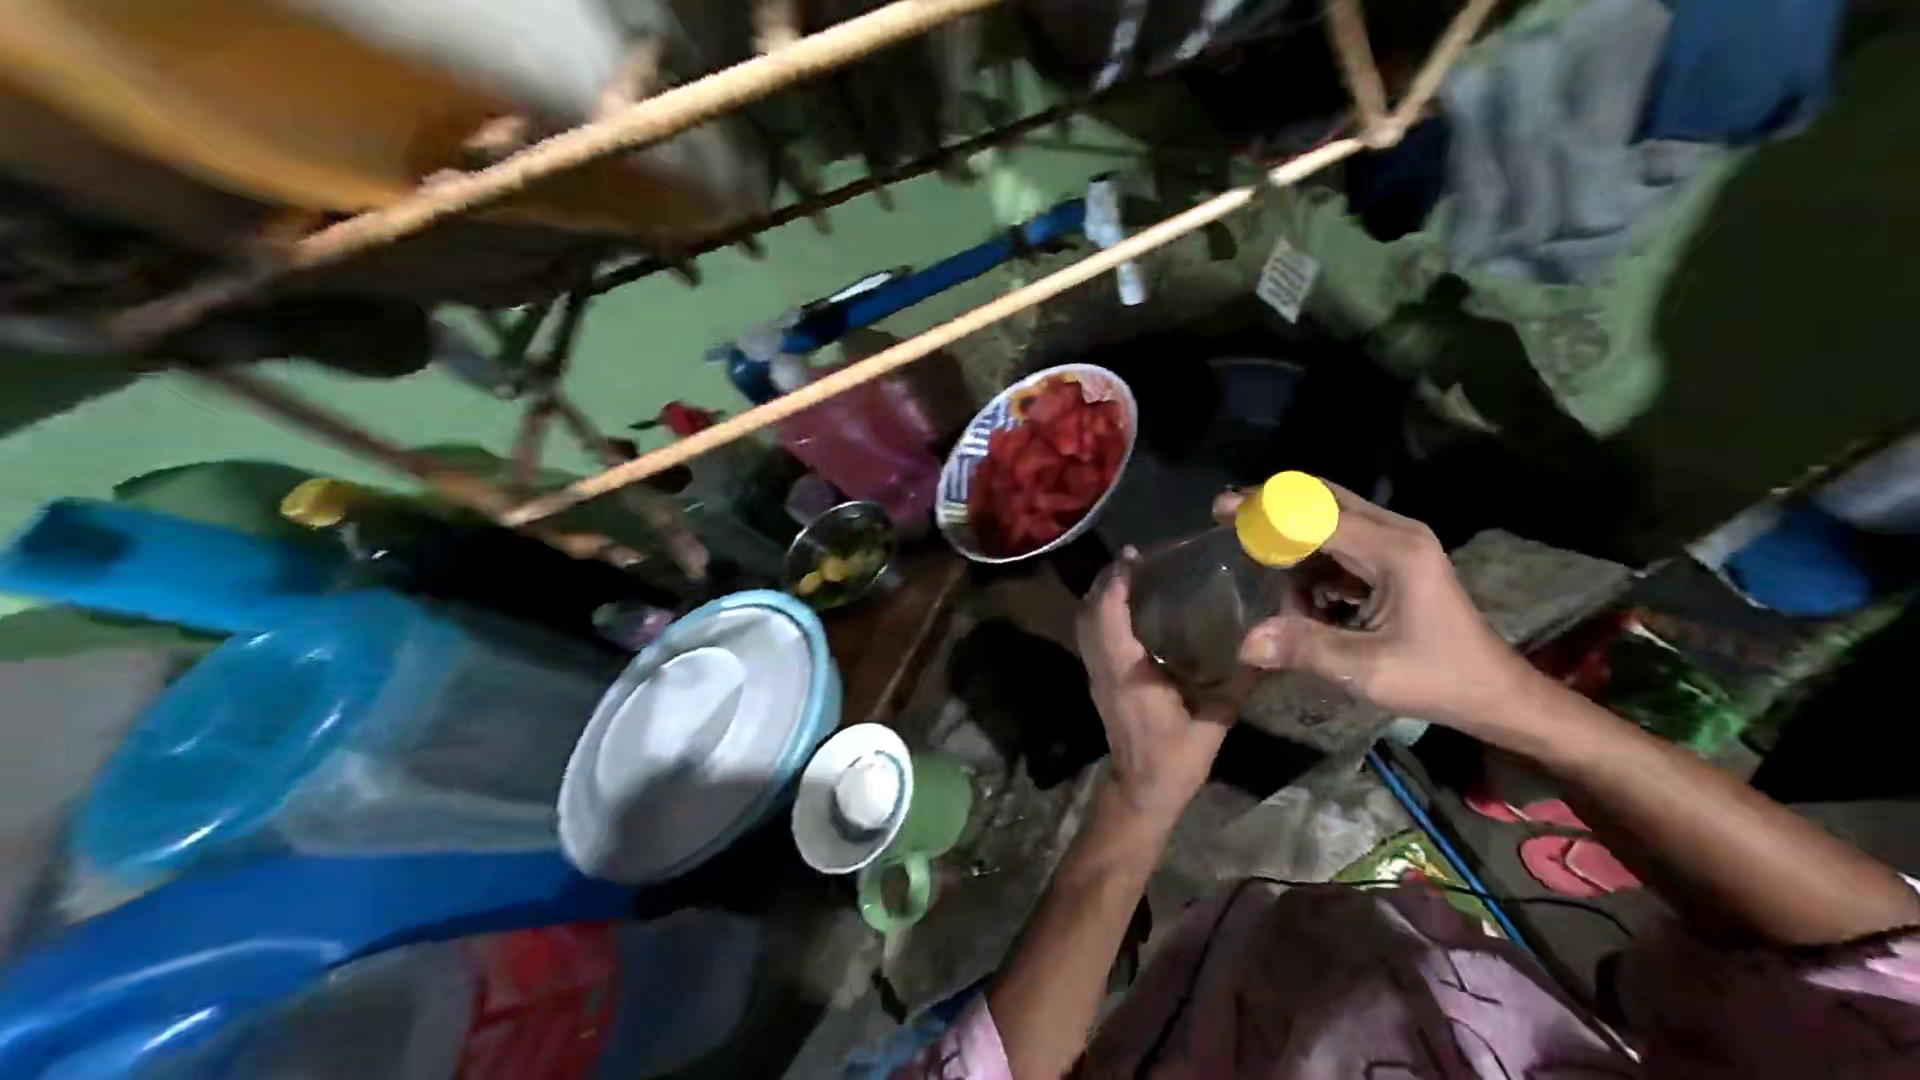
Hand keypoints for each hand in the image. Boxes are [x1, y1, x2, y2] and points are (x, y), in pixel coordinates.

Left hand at [1076, 551, 1241, 821]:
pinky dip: (1101, 614)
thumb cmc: (1175, 759)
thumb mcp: (1213, 721)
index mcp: (1127, 672)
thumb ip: (1237, 684)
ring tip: (1128, 575)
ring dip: (1100, 595)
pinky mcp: (1098, 682)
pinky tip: (1126, 608)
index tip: (1133, 556)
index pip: (1109, 614)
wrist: (1141, 791)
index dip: (1116, 581)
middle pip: (1089, 612)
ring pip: (1084, 624)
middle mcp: (1104, 668)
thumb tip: (1263, 649)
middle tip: (1133, 559)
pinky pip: (1090, 637)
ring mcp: (1096, 675)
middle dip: (1106, 580)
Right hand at [1227, 483, 1535, 735]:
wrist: (1495, 693)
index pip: (1317, 514)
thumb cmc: (1439, 679)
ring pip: (1327, 519)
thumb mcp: (1369, 670)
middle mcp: (1396, 534)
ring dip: (1289, 536)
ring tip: (1253, 559)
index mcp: (1395, 551)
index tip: (1220, 510)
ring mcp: (1396, 544)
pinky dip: (1306, 557)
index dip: (1265, 510)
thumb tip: (1244, 642)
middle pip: (1321, 498)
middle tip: (1226, 516)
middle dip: (1271, 505)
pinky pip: (1336, 542)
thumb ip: (1306, 649)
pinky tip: (1293, 591)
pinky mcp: (1391, 560)